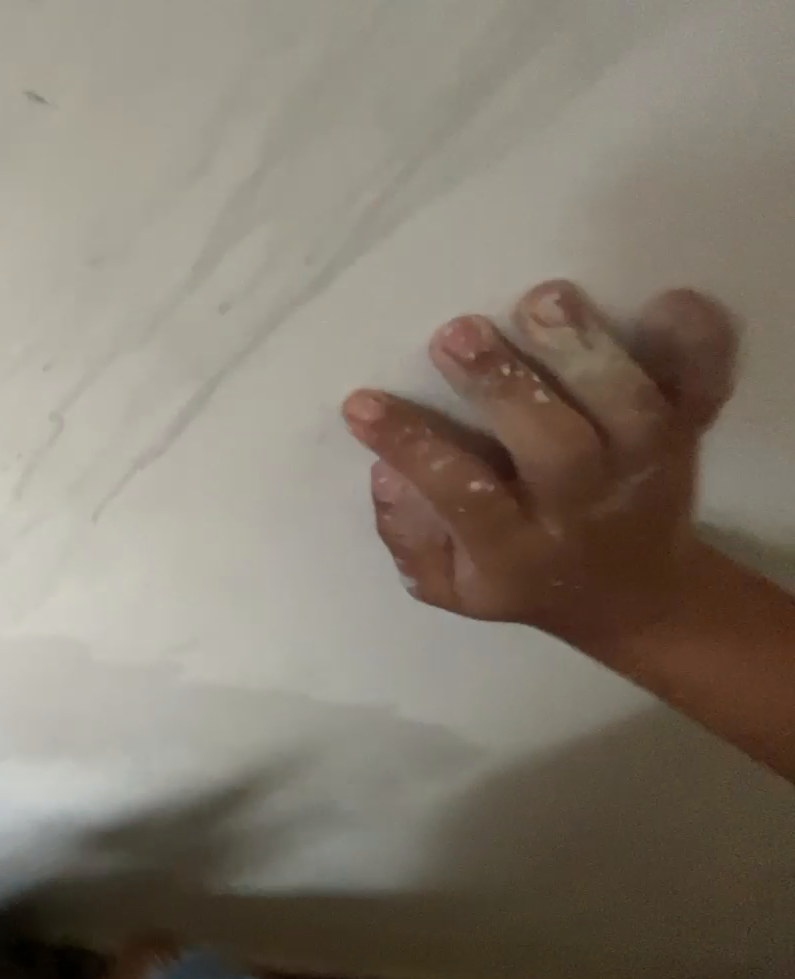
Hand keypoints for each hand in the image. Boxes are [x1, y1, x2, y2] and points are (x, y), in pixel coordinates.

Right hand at [342, 280, 738, 643]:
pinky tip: (669, 302)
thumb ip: (408, 537)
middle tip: (455, 334)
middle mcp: (585, 507)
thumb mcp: (444, 585)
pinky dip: (699, 346)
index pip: (458, 492)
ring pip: (627, 409)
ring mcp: (644, 470)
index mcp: (516, 547)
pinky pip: (704, 390)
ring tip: (540, 299)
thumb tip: (388, 474)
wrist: (635, 593)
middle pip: (555, 445)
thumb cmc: (515, 582)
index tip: (360, 405)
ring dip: (585, 351)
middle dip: (504, 386)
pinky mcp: (687, 438)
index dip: (410, 446)